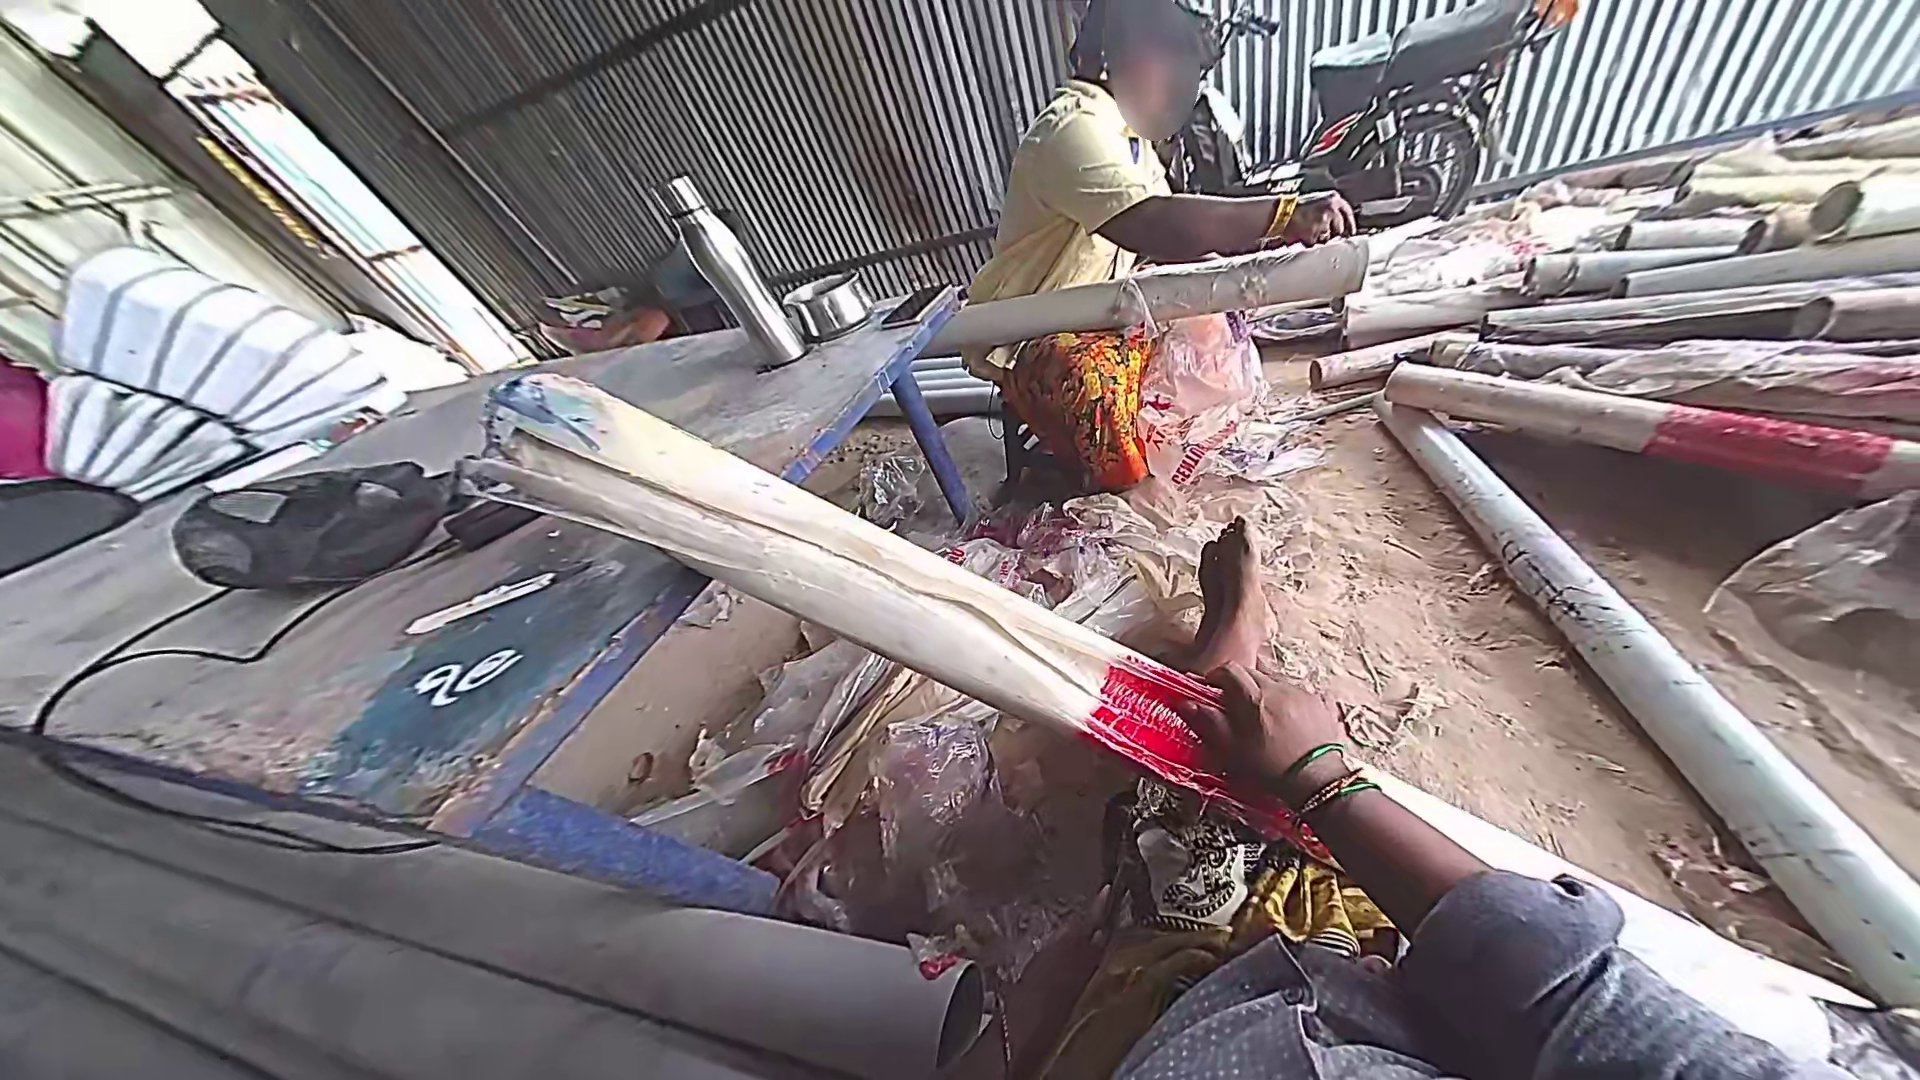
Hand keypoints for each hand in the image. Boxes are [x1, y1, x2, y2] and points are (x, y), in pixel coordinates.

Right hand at [1177, 663, 1346, 803]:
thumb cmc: (1271, 769)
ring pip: (1275, 682)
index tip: (1212, 690)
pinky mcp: (1322, 704)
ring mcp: (1303, 694)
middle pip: (1253, 672)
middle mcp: (1279, 688)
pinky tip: (1289, 719)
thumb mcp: (1232, 749)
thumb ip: (1210, 721)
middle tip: (1235, 705)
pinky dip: (1289, 700)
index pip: (1230, 670)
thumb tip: (1187, 703)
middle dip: (1240, 684)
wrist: (1320, 784)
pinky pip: (1299, 693)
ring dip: (1265, 692)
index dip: (1217, 677)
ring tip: (1264, 717)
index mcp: (1253, 697)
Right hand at [1276, 192, 1356, 246]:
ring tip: (1309, 235)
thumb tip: (1337, 223)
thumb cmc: (1296, 207)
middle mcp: (1332, 210)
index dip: (1350, 224)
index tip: (1350, 233)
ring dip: (1320, 239)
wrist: (1281, 213)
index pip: (1348, 213)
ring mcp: (1323, 223)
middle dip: (1333, 234)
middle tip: (1325, 237)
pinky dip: (1310, 243)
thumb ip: (1330, 208)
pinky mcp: (1314, 234)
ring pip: (1327, 238)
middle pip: (1339, 228)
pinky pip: (1315, 244)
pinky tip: (1303, 238)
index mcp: (1334, 199)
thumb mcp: (1318, 201)